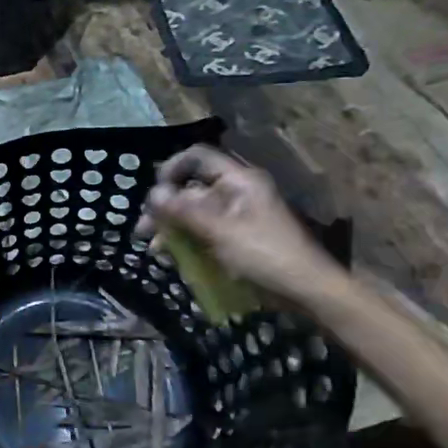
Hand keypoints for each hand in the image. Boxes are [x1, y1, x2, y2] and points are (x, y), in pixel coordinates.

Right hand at [137, 145, 343, 303]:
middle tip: (142, 231)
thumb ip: (184, 211)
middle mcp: (235, 192)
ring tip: (154, 250)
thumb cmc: (265, 256)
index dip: (171, 170)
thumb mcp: (220, 232)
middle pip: (189, 188)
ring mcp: (234, 216)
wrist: (305, 289)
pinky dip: (185, 242)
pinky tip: (171, 258)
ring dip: (170, 228)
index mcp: (238, 181)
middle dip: (163, 208)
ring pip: (192, 213)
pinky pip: (202, 232)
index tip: (152, 196)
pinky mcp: (233, 238)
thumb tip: (152, 194)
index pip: (197, 158)